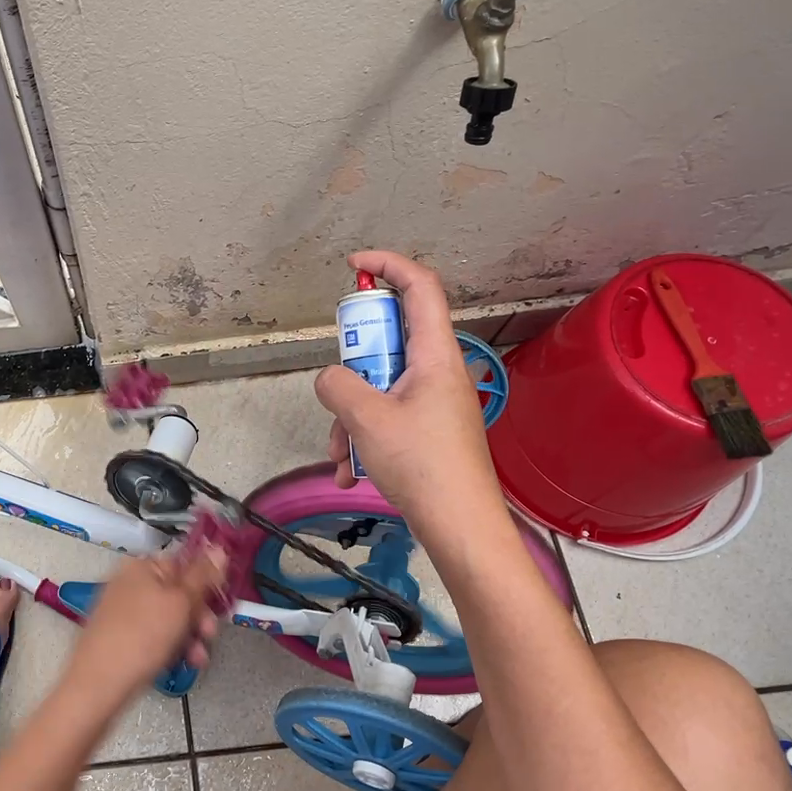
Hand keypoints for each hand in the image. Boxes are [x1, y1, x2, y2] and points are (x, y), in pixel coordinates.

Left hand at [69, 543, 225, 696]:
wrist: (98, 685)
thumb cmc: (142, 637)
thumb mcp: (180, 603)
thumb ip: (202, 575)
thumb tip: (218, 548)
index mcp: (141, 566)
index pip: (183, 565)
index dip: (204, 586)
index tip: (218, 605)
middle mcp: (129, 583)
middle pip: (177, 594)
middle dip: (198, 617)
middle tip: (209, 635)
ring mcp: (122, 611)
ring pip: (168, 618)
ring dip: (189, 636)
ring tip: (196, 658)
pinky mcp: (119, 637)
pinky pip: (153, 636)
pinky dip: (169, 647)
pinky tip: (180, 664)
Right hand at [314, 251, 500, 518]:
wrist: (460, 526)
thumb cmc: (422, 464)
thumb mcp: (367, 419)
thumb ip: (338, 385)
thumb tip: (331, 380)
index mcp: (435, 354)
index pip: (419, 285)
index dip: (387, 264)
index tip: (352, 266)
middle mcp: (439, 370)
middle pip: (388, 341)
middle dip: (351, 370)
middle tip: (339, 394)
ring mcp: (434, 401)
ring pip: (380, 386)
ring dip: (351, 416)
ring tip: (343, 456)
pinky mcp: (429, 429)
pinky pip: (387, 417)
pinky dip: (365, 439)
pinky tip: (353, 473)